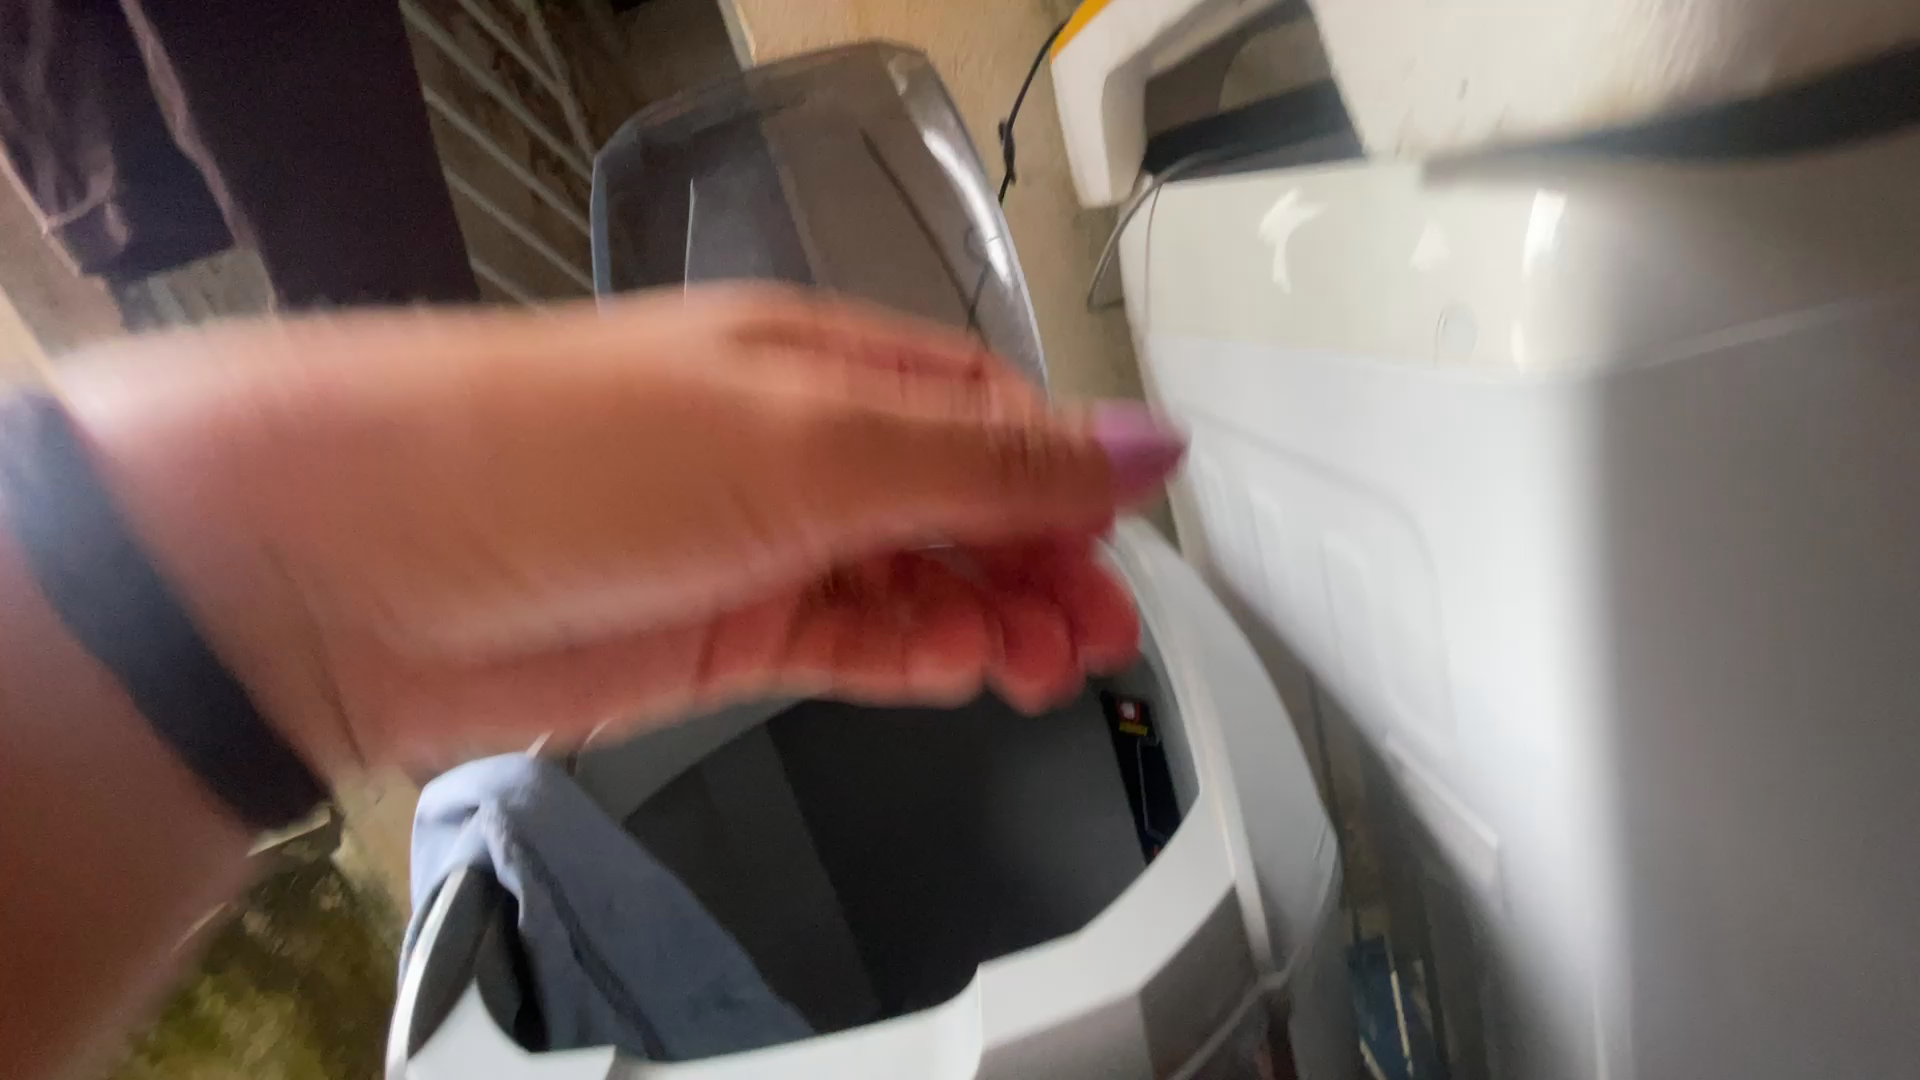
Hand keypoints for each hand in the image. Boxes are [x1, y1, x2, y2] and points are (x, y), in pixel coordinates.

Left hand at [56, 286, 1184, 772]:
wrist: (355, 567)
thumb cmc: (578, 455)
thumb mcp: (819, 445)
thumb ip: (994, 461)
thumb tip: (1147, 443)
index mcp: (838, 370)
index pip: (992, 417)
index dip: (1066, 476)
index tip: (1120, 534)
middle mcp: (814, 449)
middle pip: (969, 506)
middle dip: (1044, 566)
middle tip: (1102, 630)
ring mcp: (778, 541)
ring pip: (924, 580)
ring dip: (991, 620)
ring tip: (1043, 664)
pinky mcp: (740, 624)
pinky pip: (860, 641)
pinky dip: (917, 656)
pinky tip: (955, 667)